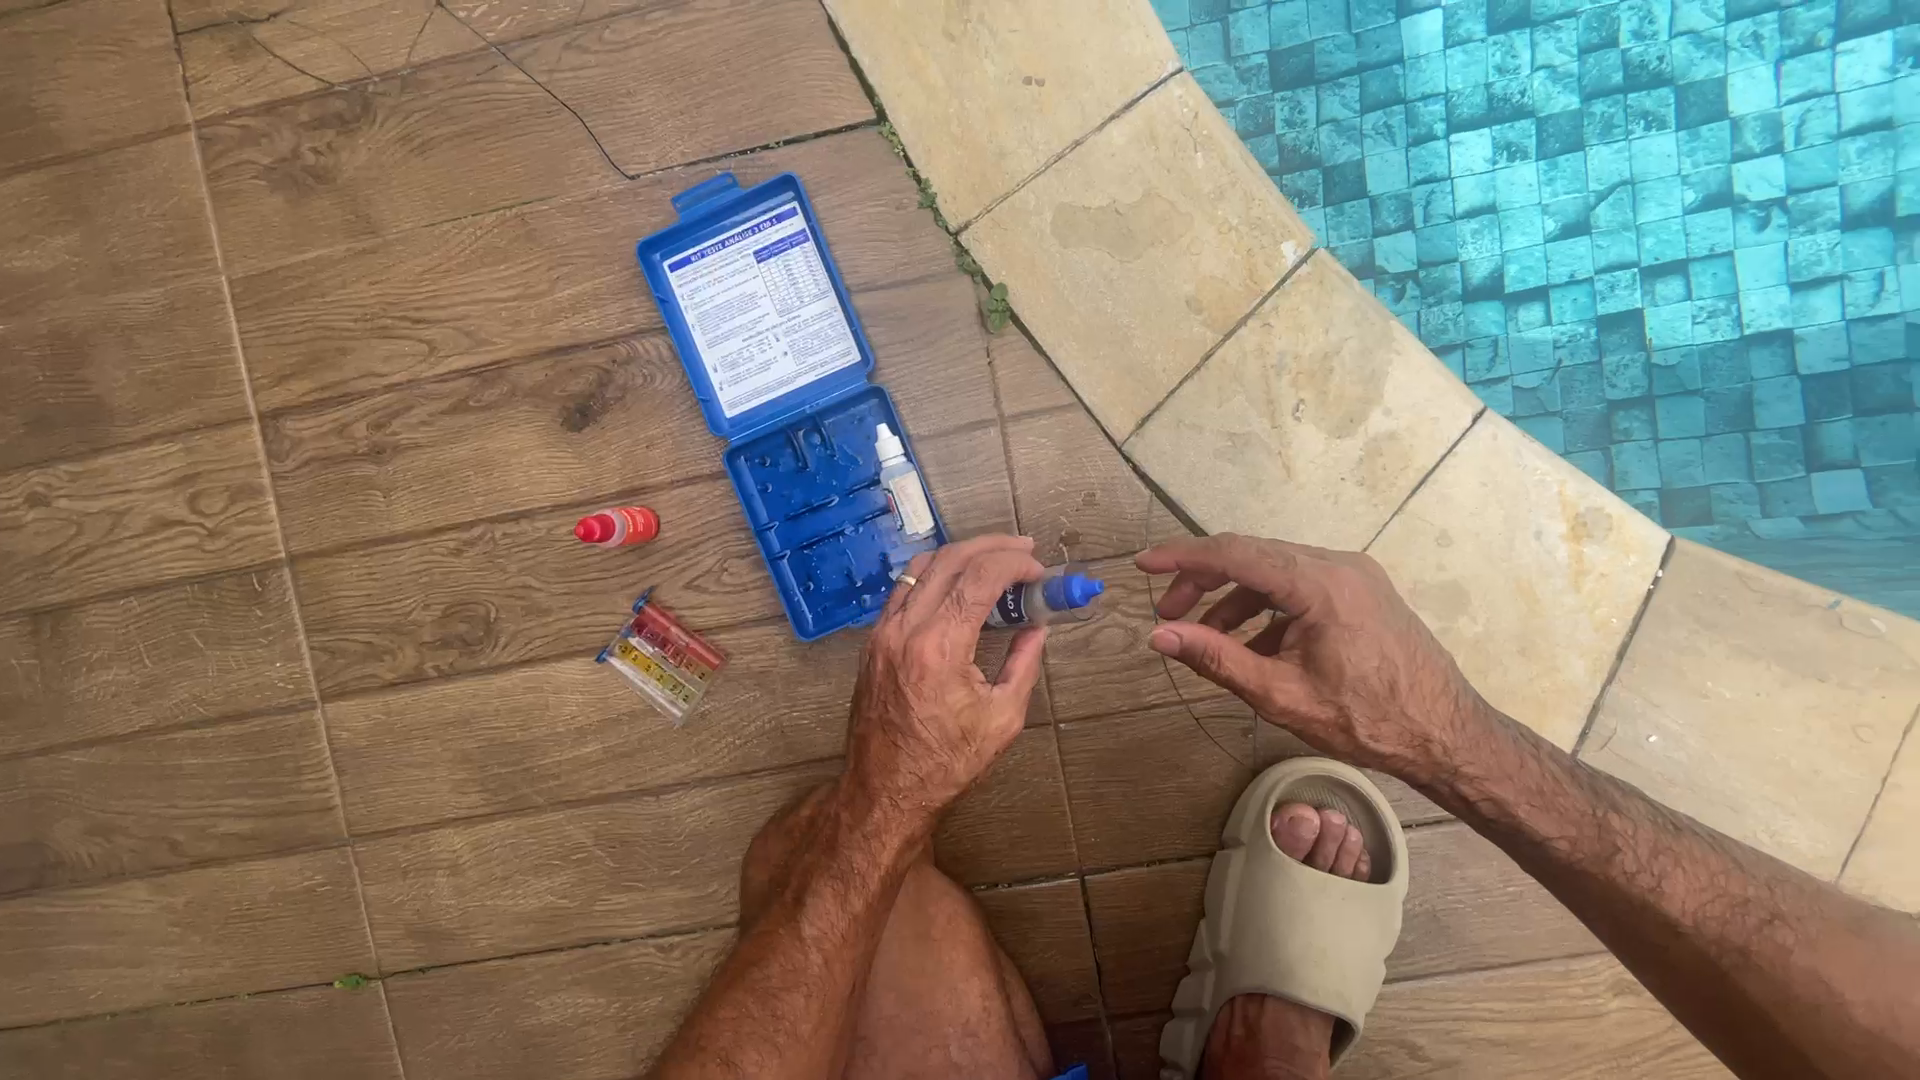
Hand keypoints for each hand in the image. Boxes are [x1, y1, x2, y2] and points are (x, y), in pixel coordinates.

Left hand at [843, 535, 1047, 833]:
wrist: (884, 789)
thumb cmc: (947, 762)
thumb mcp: (1002, 718)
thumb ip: (1023, 664)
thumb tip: (1037, 627)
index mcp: (939, 648)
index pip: (980, 577)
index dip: (1014, 563)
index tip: (1038, 570)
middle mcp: (905, 629)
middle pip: (949, 559)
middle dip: (991, 546)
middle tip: (1024, 549)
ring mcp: (882, 632)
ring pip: (920, 566)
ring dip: (961, 554)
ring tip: (995, 559)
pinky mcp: (873, 640)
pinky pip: (904, 588)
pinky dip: (935, 574)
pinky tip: (959, 584)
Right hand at [1137, 534, 1493, 785]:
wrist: (1449, 737)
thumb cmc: (1366, 721)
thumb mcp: (1280, 694)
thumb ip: (1216, 658)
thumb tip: (1159, 636)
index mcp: (1319, 584)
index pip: (1234, 554)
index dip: (1182, 558)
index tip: (1142, 565)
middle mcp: (1336, 564)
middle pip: (1250, 556)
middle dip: (1201, 582)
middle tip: (1168, 616)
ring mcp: (1351, 574)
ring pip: (1271, 570)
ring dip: (1231, 598)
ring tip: (1204, 637)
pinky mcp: (1358, 589)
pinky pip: (1295, 585)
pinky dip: (1262, 608)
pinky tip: (1250, 645)